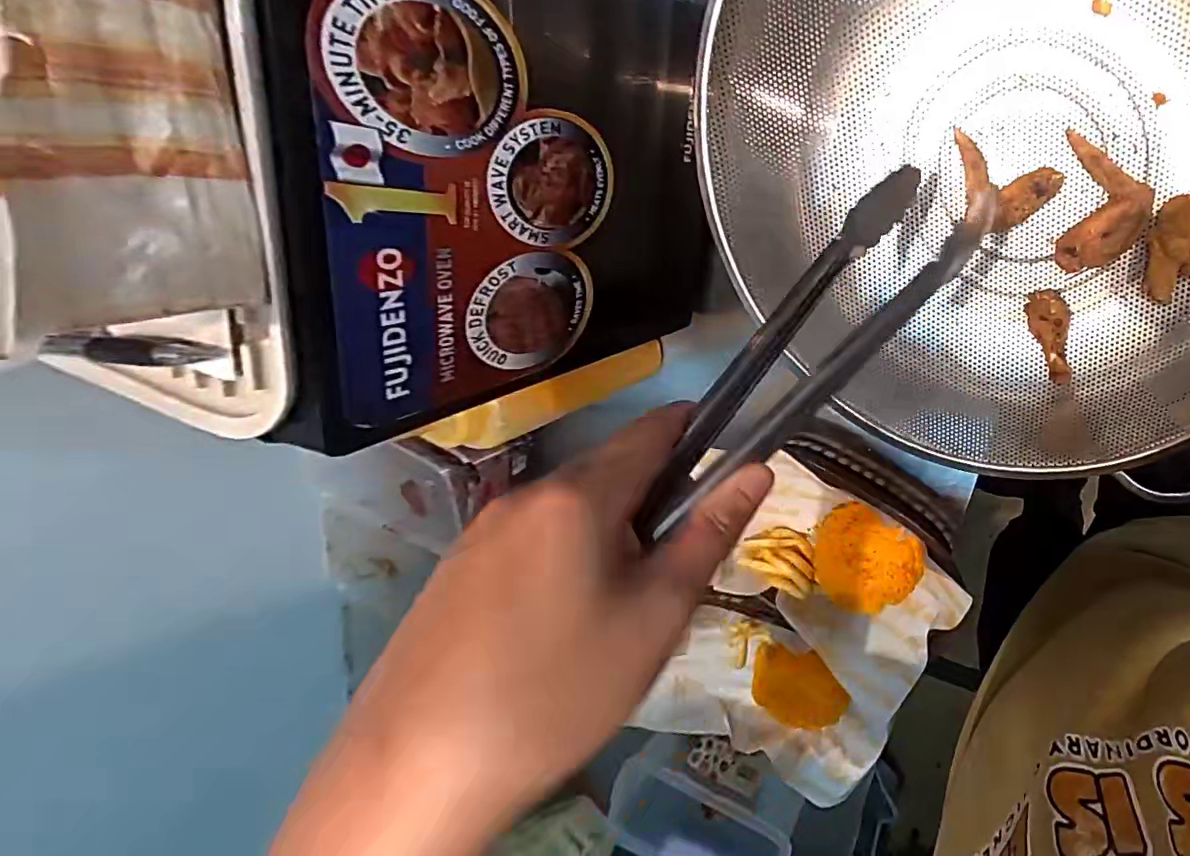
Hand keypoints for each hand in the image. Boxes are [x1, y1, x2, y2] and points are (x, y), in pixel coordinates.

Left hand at [272, 404, 774, 855]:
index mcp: (577, 495)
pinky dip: (571, 546)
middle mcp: (523, 496)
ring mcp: (479, 533)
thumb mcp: (657, 612)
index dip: (696, 428)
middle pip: (611, 467)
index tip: (727, 451)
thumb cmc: (558, 690)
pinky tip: (567, 615)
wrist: (406, 786)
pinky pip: (533, 534)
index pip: (652, 430)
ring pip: (573, 504)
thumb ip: (712, 531)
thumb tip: (759, 470)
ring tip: (630, 591)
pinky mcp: (452, 571)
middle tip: (682, 551)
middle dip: (658, 489)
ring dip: (615, 521)